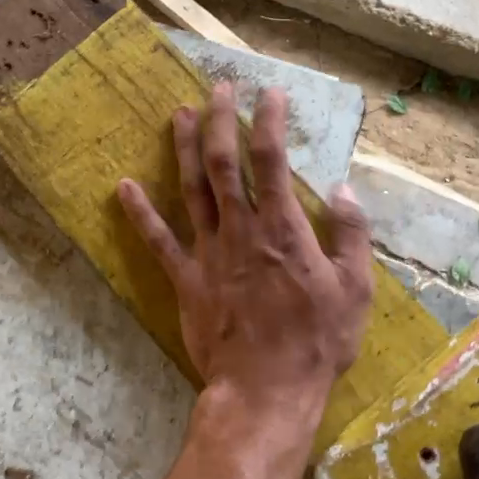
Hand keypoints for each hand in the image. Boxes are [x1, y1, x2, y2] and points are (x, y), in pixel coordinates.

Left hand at [117, 83, 374, 424]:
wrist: (265, 390)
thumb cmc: (316, 342)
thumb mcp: (355, 290)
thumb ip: (350, 235)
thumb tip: (344, 189)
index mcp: (282, 228)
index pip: (273, 159)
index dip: (269, 120)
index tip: (269, 93)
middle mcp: (240, 229)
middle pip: (225, 163)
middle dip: (222, 120)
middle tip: (219, 88)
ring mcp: (208, 252)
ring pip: (192, 189)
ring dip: (186, 149)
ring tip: (181, 113)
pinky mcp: (186, 279)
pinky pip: (159, 241)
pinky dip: (140, 213)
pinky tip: (123, 186)